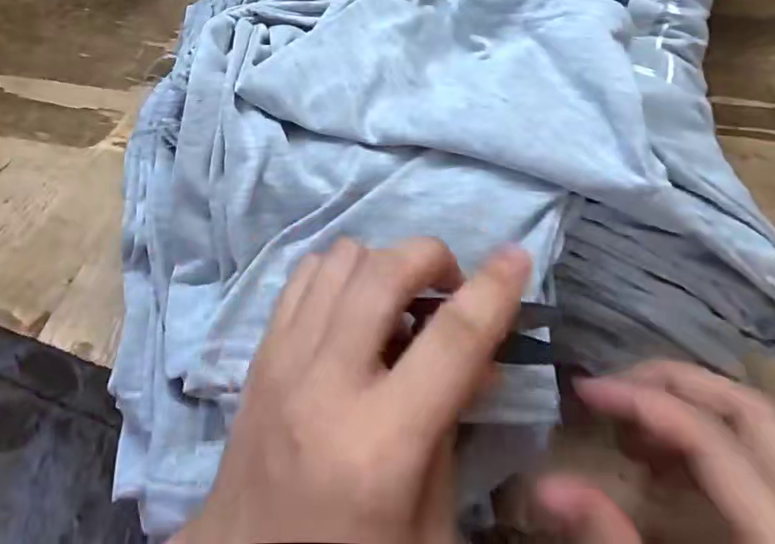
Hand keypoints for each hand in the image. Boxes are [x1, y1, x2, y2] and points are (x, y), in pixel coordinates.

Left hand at [177, 237, 533, 543]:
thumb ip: (453, 429)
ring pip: (338, 261)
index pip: (450, 342)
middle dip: (429, 258)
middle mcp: (326, 382)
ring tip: (402, 302)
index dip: (492, 290)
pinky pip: (302, 276)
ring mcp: (284, 358)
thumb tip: (482, 357)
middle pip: (382, 273)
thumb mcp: (428, 524)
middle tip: (450, 286)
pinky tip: (355, 306)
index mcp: (381, 442)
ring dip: (382, 263)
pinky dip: (338, 272)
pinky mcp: (259, 350)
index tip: (516, 257)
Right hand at [530, 361, 774, 543]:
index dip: (644, 400)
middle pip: (754, 414)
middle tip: (610, 388)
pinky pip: (764, 462)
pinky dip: (705, 440)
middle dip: (672, 382)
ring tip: (629, 427)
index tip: (583, 390)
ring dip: (688, 407)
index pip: (715, 440)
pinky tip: (661, 465)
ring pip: (764, 431)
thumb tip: (546, 486)